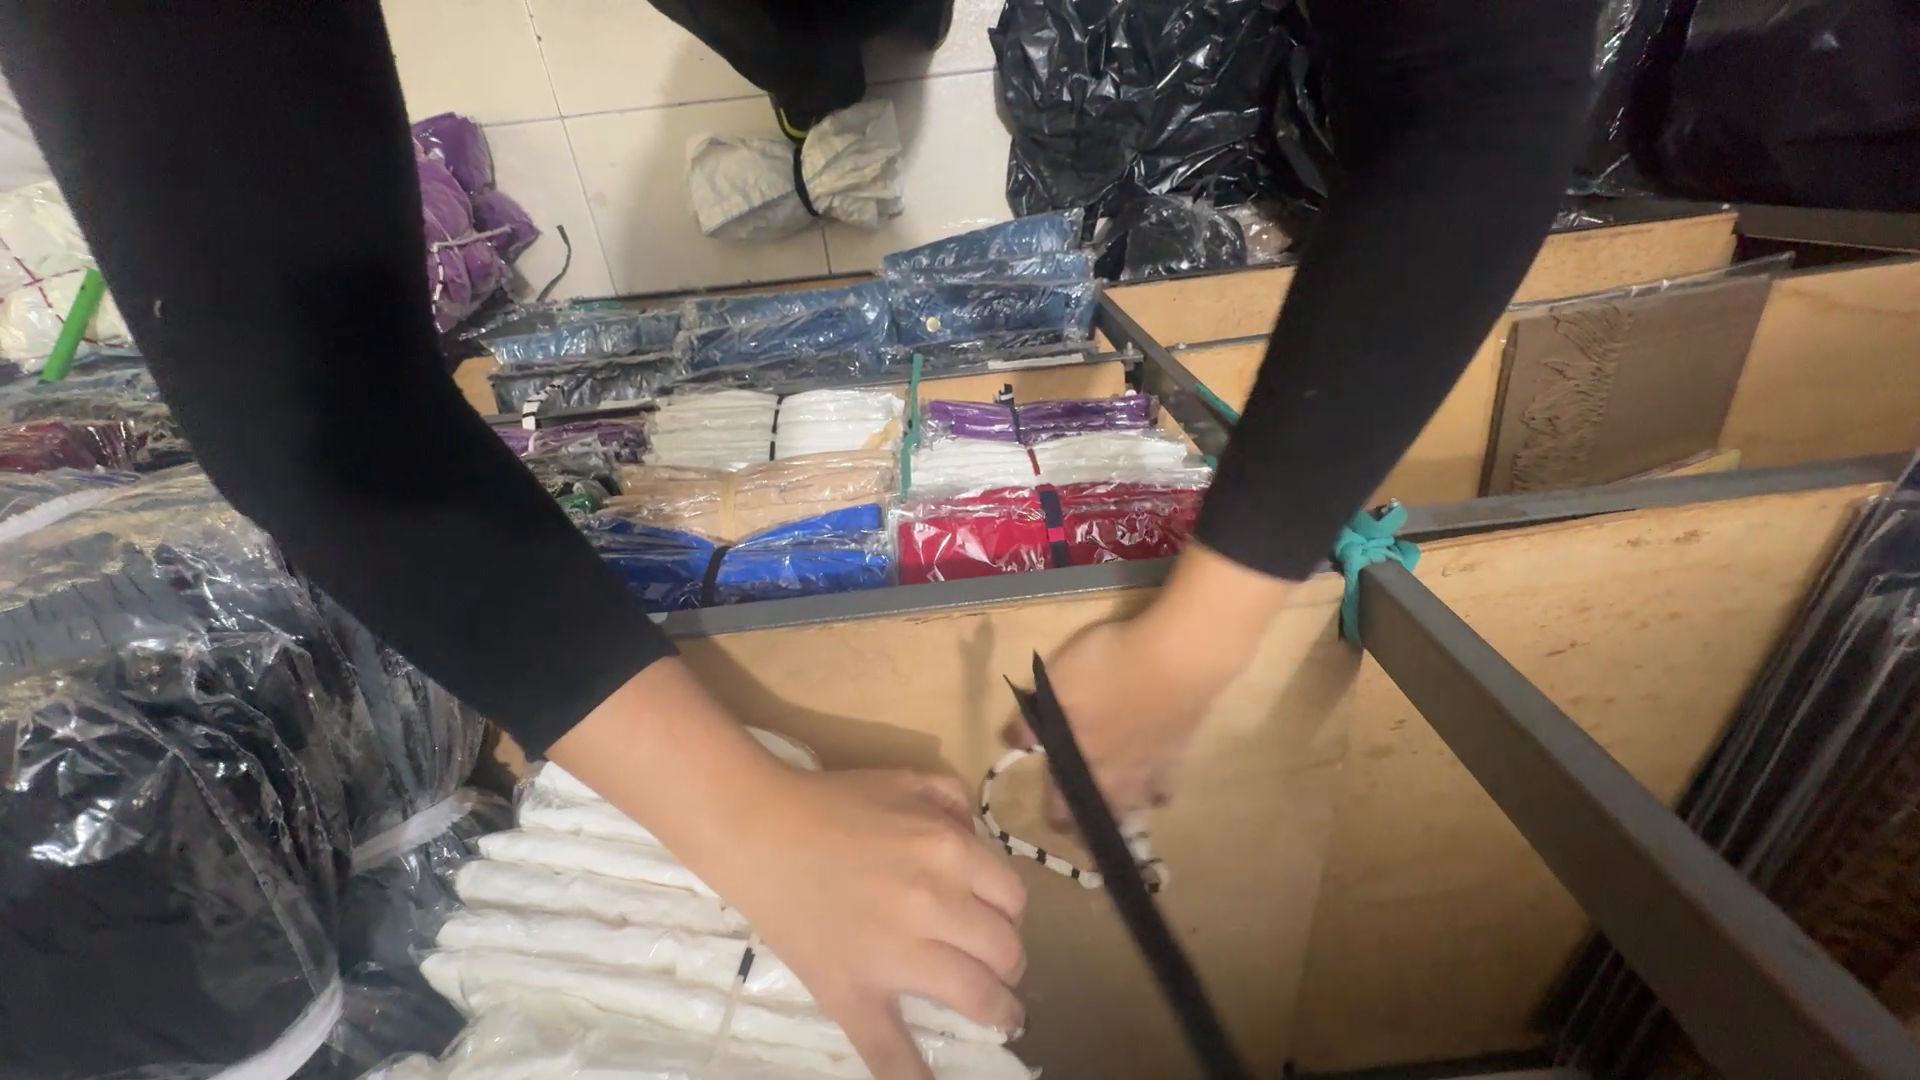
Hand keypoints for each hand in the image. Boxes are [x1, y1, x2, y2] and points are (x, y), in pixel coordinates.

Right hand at [705, 768, 1027, 1079]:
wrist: (761, 831)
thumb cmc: (834, 801)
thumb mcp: (906, 779)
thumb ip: (953, 800)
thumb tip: (976, 838)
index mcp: (949, 850)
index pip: (1013, 897)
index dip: (1010, 911)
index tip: (999, 918)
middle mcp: (935, 904)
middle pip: (1004, 950)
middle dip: (1009, 960)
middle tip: (998, 963)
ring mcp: (895, 956)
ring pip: (975, 998)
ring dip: (998, 1010)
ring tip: (1000, 1013)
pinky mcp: (854, 994)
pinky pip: (892, 1053)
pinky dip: (915, 1078)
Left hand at [1002, 617, 1234, 824]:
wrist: (1174, 660)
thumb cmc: (1106, 669)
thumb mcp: (1053, 683)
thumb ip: (1029, 719)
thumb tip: (1008, 743)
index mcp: (1077, 765)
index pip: (1061, 811)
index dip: (1055, 818)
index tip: (1053, 816)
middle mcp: (1114, 781)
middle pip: (1103, 821)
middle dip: (1091, 828)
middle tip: (1086, 825)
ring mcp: (1150, 773)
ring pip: (1135, 809)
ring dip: (1124, 811)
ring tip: (1118, 806)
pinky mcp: (1178, 758)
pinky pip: (1164, 788)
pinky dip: (1155, 791)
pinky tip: (1152, 780)